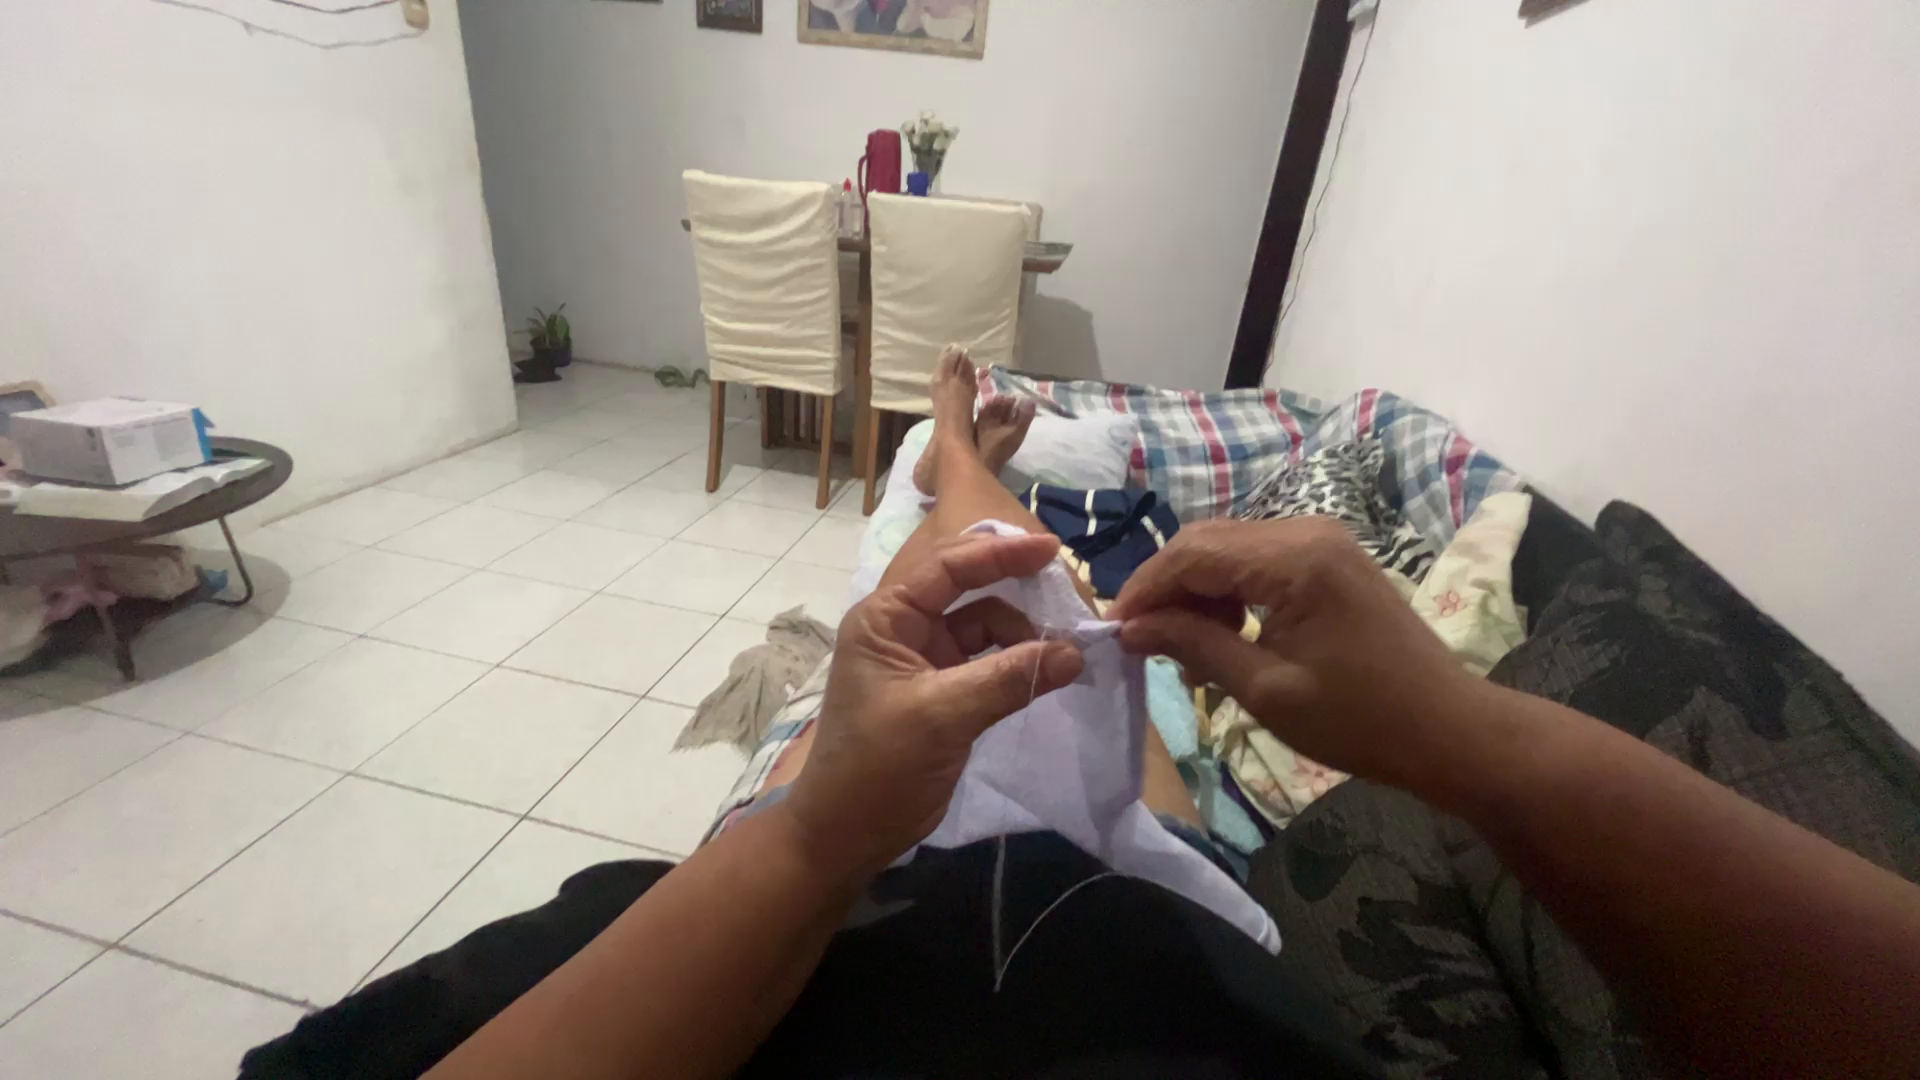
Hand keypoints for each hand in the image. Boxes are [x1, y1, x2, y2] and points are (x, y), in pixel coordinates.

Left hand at [785, 532, 1084, 876]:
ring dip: (1021, 631)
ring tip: (1062, 646)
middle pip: (964, 586)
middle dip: (1010, 581)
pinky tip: (1045, 669)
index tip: (1050, 550)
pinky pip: (987, 659)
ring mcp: (924, 657)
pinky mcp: (943, 688)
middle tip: (1061, 580)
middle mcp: (903, 626)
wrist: (849, 834)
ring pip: (982, 624)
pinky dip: (1016, 661)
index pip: (946, 566)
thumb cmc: (879, 767)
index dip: (999, 552)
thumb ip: (1009, 678)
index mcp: (885, 617)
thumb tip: (1075, 652)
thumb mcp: (943, 716)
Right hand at [1108, 517, 1485, 788]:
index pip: (1192, 554)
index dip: (1145, 589)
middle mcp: (1304, 531)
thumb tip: (1130, 629)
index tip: (1114, 628)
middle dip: (1165, 589)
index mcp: (1295, 559)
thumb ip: (1192, 645)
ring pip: (1225, 549)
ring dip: (1193, 592)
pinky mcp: (1324, 557)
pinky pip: (1253, 561)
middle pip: (1205, 542)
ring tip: (1183, 647)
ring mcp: (1318, 540)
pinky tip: (1220, 634)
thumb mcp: (1265, 689)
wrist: (1451, 731)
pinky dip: (1225, 592)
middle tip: (1140, 638)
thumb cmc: (1360, 720)